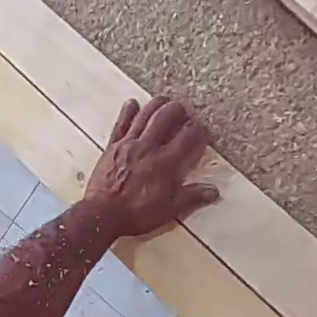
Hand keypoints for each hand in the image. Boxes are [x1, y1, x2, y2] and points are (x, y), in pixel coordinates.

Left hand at [82, 97, 219, 238]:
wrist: (102, 215)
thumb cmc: (136, 214)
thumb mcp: (168, 210)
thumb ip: (191, 197)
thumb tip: (214, 192)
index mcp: (165, 163)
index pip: (189, 138)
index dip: (200, 131)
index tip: (204, 132)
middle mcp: (148, 148)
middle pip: (167, 117)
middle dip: (179, 110)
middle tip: (186, 112)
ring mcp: (128, 144)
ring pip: (145, 115)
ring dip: (158, 104)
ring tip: (166, 101)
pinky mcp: (112, 146)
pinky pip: (121, 124)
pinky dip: (128, 111)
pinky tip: (133, 103)